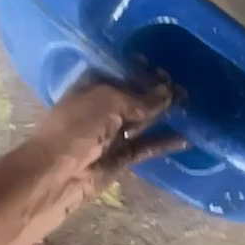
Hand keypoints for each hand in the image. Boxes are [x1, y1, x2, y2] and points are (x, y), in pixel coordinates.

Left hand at [17, 80, 179, 223]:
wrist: (54, 176)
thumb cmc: (76, 129)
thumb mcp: (108, 103)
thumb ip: (139, 98)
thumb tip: (167, 92)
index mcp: (90, 87)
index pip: (120, 73)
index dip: (141, 70)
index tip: (165, 68)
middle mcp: (99, 108)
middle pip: (132, 97)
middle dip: (156, 91)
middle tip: (185, 86)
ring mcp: (109, 135)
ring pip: (140, 121)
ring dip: (163, 114)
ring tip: (190, 105)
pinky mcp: (118, 159)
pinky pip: (144, 147)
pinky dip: (163, 143)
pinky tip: (185, 138)